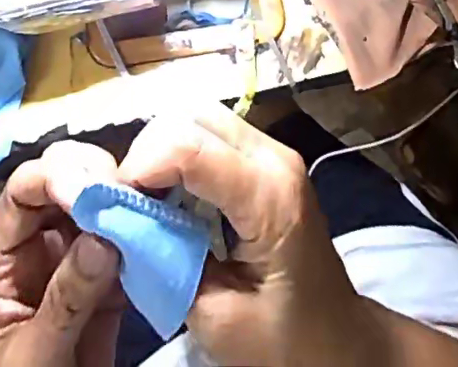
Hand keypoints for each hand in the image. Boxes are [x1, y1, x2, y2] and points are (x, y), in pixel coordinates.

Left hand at [0, 142, 125, 366]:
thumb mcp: (31, 361)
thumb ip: (63, 301)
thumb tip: (102, 237)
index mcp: (0, 260)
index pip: (20, 194)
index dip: (52, 177)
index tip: (90, 187)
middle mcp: (37, 246)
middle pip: (60, 183)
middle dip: (92, 175)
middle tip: (126, 189)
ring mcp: (73, 258)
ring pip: (96, 203)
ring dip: (121, 196)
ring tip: (146, 201)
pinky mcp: (108, 279)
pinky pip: (125, 240)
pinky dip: (142, 229)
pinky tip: (157, 225)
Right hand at [118, 107, 378, 366]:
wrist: (341, 339)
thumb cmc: (286, 341)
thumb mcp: (215, 319)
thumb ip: (165, 263)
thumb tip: (120, 222)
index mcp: (269, 195)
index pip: (190, 146)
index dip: (141, 164)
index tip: (116, 201)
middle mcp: (273, 155)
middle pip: (190, 117)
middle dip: (148, 151)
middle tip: (130, 199)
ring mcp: (271, 149)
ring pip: (197, 115)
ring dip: (163, 148)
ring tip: (149, 195)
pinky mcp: (264, 153)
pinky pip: (209, 130)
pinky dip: (180, 152)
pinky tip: (174, 191)